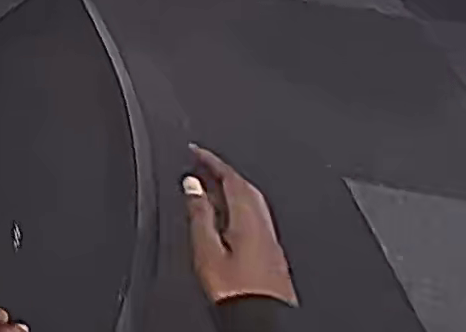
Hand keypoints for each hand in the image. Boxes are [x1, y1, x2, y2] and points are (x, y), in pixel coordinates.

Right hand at [183, 144, 296, 306]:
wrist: (264, 327)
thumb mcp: (207, 248)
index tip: (195, 150)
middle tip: (202, 163)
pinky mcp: (273, 257)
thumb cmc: (236, 292)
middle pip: (246, 187)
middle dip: (223, 171)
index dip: (212, 160)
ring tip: (210, 185)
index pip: (231, 177)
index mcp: (249, 220)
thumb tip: (192, 183)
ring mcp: (271, 244)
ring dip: (232, 187)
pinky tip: (226, 215)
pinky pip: (255, 217)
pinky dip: (238, 205)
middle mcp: (264, 228)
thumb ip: (199, 212)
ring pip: (253, 202)